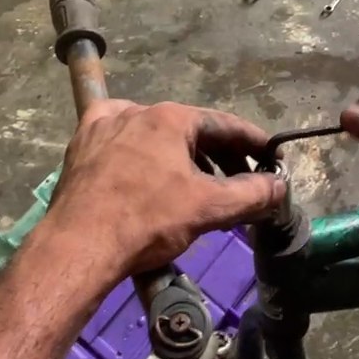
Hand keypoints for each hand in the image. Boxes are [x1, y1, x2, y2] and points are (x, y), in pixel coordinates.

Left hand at [46, 100, 286, 274]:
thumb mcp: (209, 208)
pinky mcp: (81, 146)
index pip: (225, 124)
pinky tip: (145, 164)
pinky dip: (140, 148)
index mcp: (171, 118)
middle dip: (220, 154)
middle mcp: (138, 111)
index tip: (271, 157)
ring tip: (198, 183)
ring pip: (156, 134)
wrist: (78, 246)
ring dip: (183, 155)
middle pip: (191, 129)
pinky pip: (119, 138)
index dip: (253, 141)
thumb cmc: (147, 221)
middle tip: (241, 178)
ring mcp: (104, 126)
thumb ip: (251, 193)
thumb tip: (280, 186)